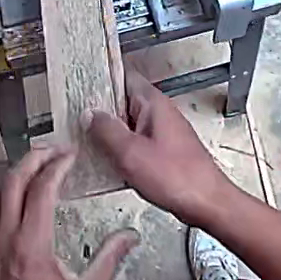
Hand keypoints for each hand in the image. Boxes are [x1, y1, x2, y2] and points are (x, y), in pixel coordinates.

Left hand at [0, 145, 136, 279]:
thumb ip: (109, 260)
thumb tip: (129, 237)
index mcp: (32, 246)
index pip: (42, 188)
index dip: (58, 166)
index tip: (71, 156)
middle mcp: (6, 240)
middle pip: (12, 180)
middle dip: (34, 157)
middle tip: (55, 150)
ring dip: (17, 171)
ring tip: (39, 164)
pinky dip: (6, 191)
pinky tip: (21, 195)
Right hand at [86, 70, 242, 226]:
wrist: (206, 203)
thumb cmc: (176, 177)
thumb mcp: (130, 152)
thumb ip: (106, 130)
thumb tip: (89, 114)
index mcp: (153, 103)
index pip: (124, 76)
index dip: (102, 77)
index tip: (80, 82)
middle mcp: (159, 113)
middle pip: (123, 101)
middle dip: (100, 109)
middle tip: (74, 116)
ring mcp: (162, 132)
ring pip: (128, 124)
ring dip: (109, 132)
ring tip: (83, 138)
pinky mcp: (163, 151)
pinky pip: (136, 142)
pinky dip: (121, 148)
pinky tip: (106, 161)